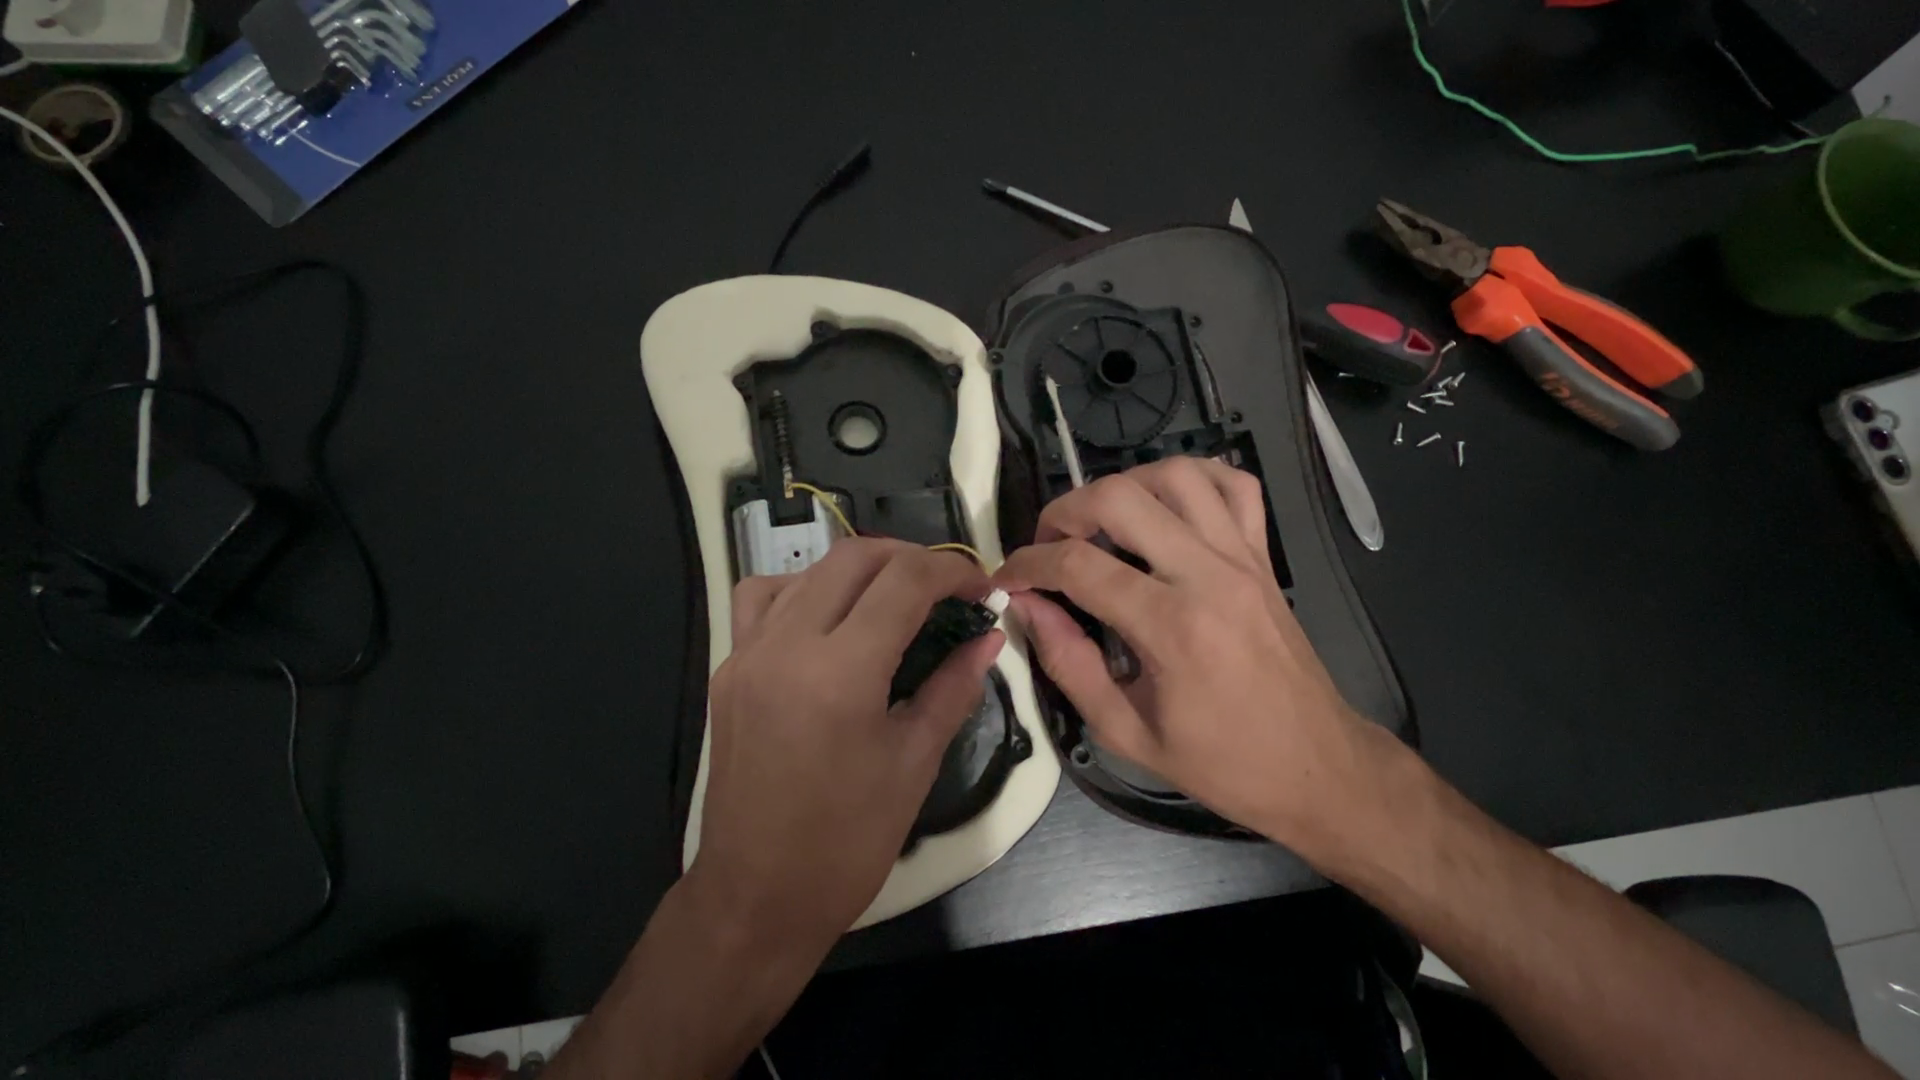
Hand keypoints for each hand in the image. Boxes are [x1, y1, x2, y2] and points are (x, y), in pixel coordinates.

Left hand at [692, 539, 1002, 945]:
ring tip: (894, 598)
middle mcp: (786, 645)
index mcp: (840, 672)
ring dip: (858, 569)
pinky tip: (828, 620)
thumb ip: (953, 688)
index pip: (904, 582)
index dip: (952, 571)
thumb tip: (988, 639)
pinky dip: (802, 590)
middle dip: (910, 559)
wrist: (756, 897)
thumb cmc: (847, 842)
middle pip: (854, 558)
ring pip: (806, 570)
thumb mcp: (914, 763)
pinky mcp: (728, 671)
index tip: (982, 586)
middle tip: (947, 589)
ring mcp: (747, 654)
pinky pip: (762, 601)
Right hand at [994, 458, 1383, 854]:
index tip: (1008, 579)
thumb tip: (1027, 608)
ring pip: (1176, 475)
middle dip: (1065, 512)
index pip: (1079, 566)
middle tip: (1047, 546)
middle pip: (1121, 499)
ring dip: (1124, 486)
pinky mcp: (1263, 556)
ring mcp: (1243, 557)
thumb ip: (1068, 664)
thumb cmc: (1219, 762)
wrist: (1314, 766)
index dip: (1028, 565)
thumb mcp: (1125, 732)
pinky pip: (1234, 486)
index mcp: (1172, 627)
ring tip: (1101, 523)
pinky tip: (1166, 505)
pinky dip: (1193, 478)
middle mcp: (1208, 575)